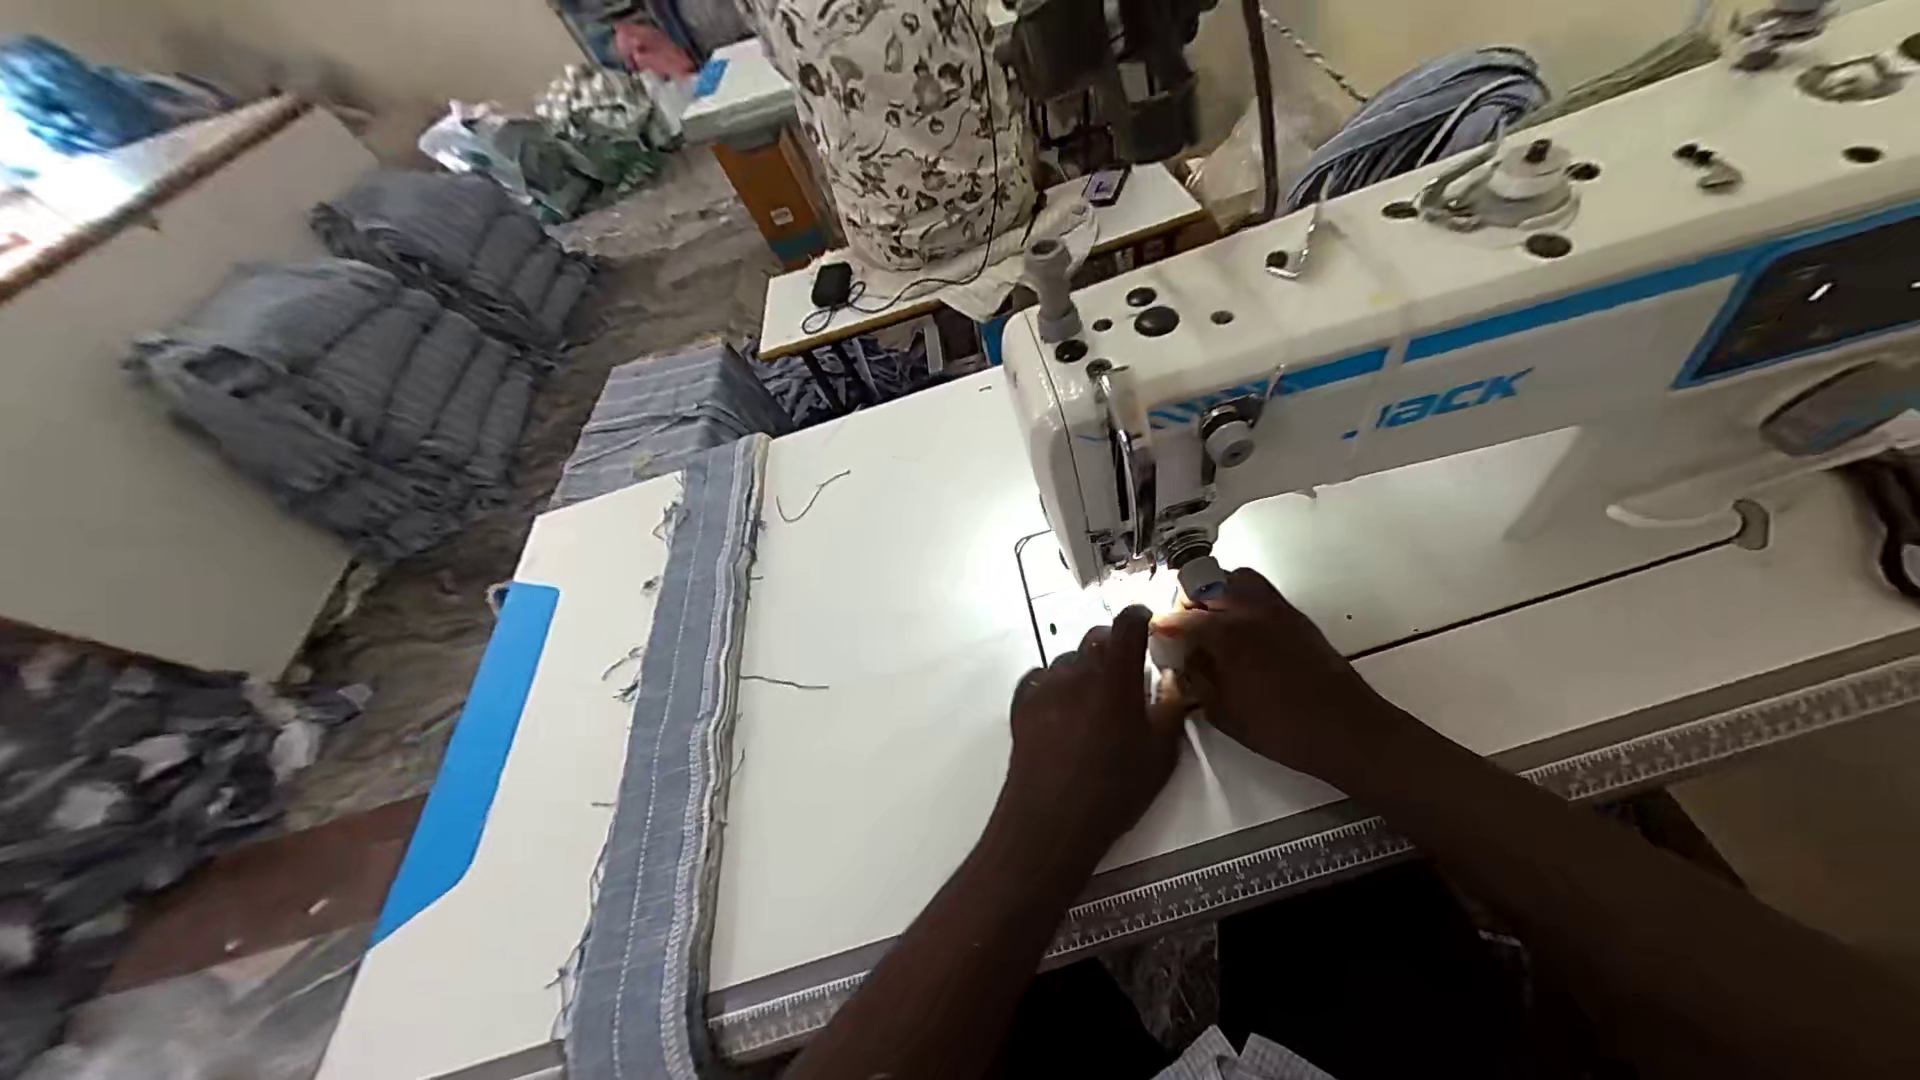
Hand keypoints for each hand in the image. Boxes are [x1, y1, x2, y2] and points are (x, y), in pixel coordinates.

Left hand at [997, 606, 1188, 862]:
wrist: (1052, 819)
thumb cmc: (1111, 791)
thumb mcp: (1160, 755)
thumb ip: (1170, 709)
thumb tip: (1171, 684)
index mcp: (1115, 679)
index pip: (1126, 625)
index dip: (1137, 616)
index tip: (1142, 619)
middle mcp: (1077, 673)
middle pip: (1095, 639)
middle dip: (1111, 646)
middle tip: (1123, 672)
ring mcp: (1046, 686)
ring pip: (1068, 660)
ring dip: (1083, 670)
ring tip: (1093, 705)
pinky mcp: (1024, 702)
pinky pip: (1041, 679)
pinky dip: (1055, 686)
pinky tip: (1064, 711)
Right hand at [1151, 568, 1411, 785]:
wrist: (1347, 732)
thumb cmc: (1284, 728)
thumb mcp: (1222, 712)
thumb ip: (1195, 680)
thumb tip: (1182, 665)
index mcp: (1226, 634)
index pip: (1178, 617)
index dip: (1161, 628)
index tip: (1155, 638)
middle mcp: (1249, 611)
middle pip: (1203, 582)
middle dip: (1185, 602)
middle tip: (1181, 627)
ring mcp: (1275, 609)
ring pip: (1233, 577)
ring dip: (1214, 592)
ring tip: (1209, 619)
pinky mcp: (1294, 616)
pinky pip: (1258, 591)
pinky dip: (1240, 599)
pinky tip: (1238, 629)